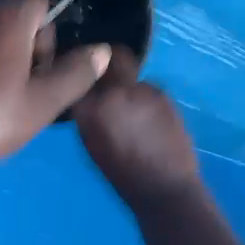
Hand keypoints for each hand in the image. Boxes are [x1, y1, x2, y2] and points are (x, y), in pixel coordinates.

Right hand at [74, 50, 203, 208]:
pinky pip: (148, 87)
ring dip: (127, 84)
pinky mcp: (164, 95)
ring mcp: (141, 91)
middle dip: (108, 59)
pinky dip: (144, 96)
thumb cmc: (120, 170)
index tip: (80, 72)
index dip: (80, 69)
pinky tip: (148, 116)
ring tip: (131, 106)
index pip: (79, 71)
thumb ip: (84, 108)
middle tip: (106, 73)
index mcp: (87, 107)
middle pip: (110, 56)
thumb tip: (82, 89)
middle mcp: (113, 92)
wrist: (165, 188)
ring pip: (130, 73)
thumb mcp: (88, 138)